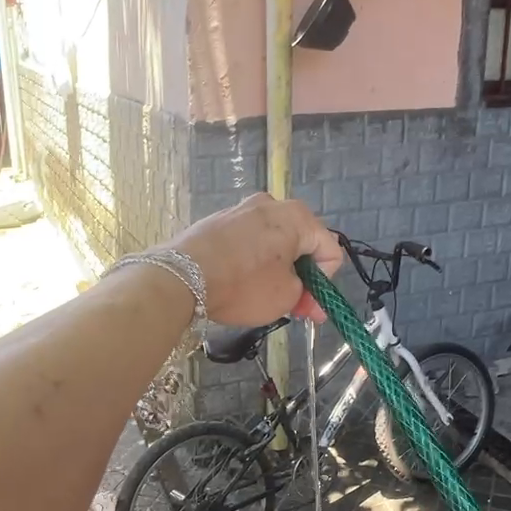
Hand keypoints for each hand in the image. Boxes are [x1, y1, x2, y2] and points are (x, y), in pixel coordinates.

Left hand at [169, 194, 342, 326]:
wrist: (181, 277)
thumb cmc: (243, 284)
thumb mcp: (285, 297)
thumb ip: (305, 294)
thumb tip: (307, 296)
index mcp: (296, 216)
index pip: (329, 249)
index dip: (325, 282)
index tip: (309, 306)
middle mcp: (271, 204)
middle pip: (300, 243)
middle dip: (301, 276)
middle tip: (294, 306)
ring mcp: (240, 209)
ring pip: (273, 243)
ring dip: (277, 270)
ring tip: (265, 297)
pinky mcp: (217, 221)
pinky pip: (247, 242)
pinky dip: (252, 262)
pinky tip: (240, 283)